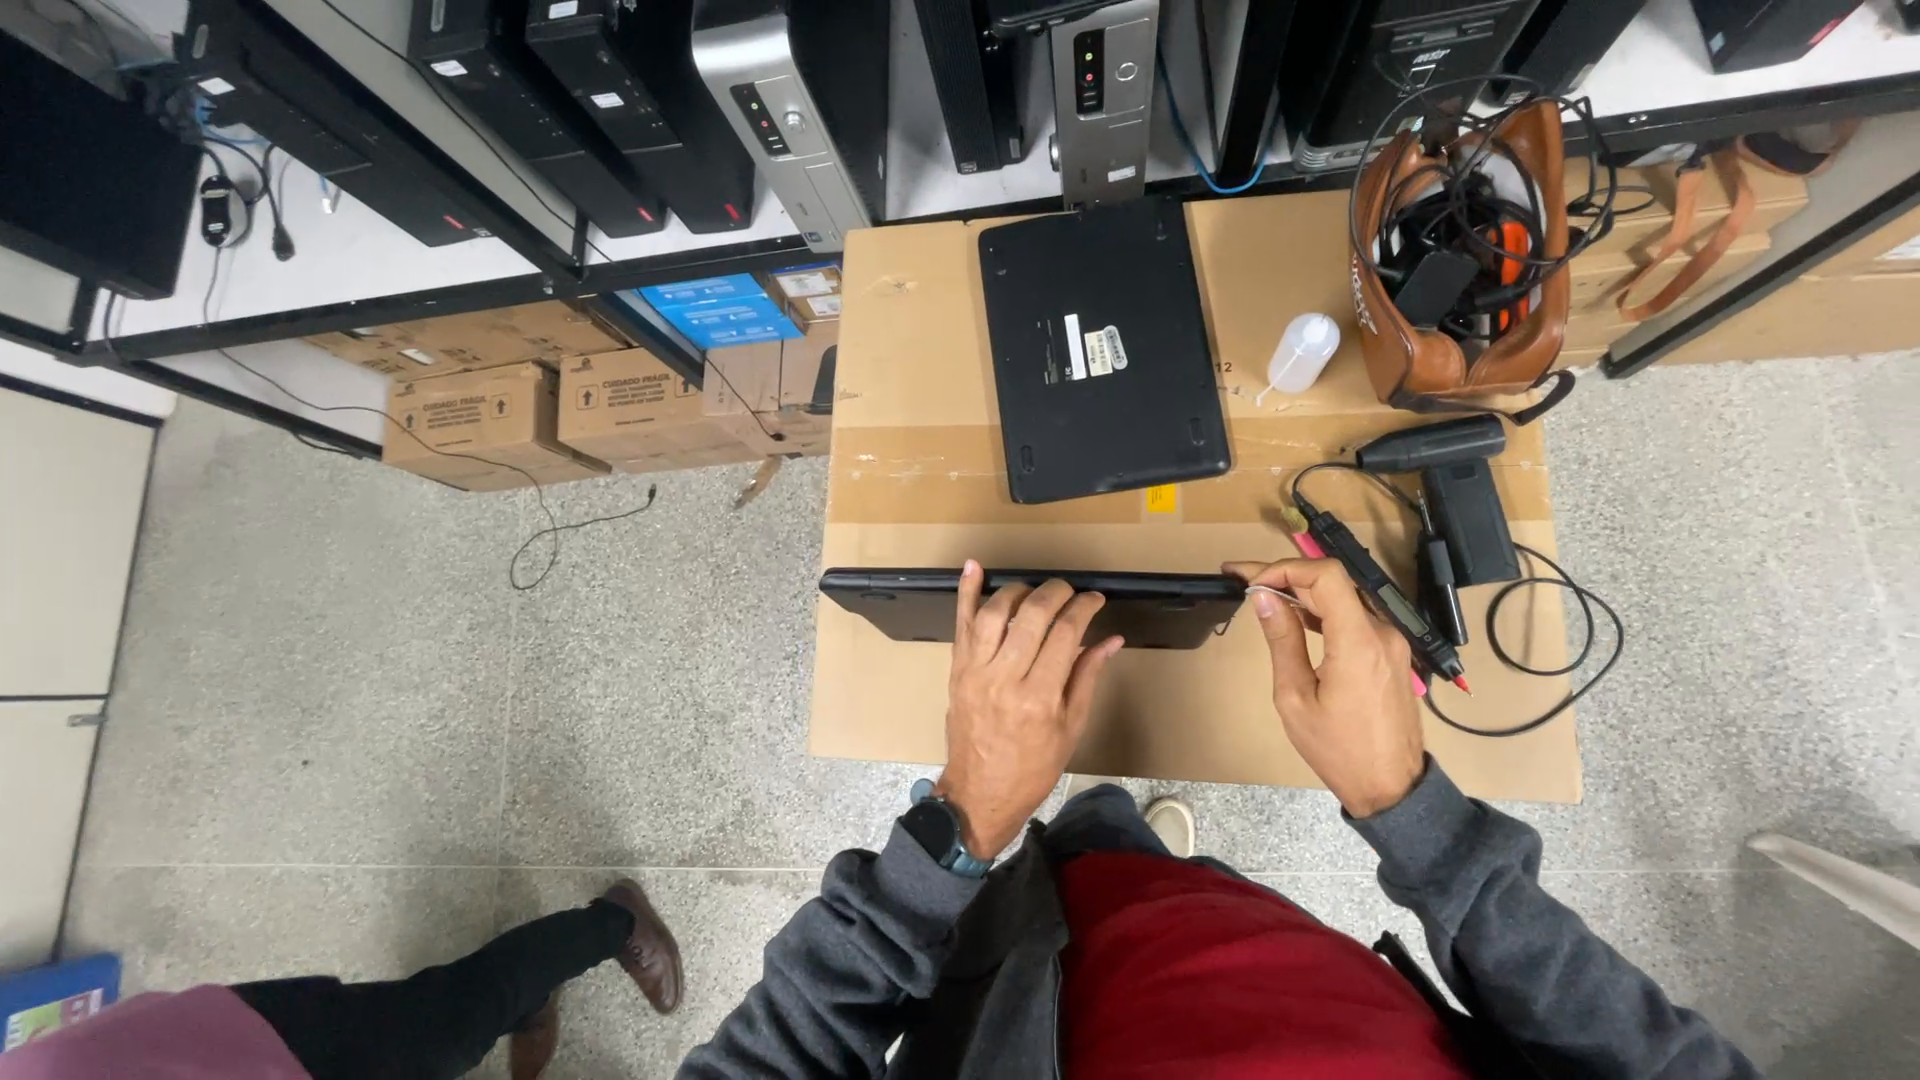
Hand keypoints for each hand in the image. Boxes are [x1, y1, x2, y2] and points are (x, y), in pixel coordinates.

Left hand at [938, 561, 1122, 856]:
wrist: (980, 792)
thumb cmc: (1032, 767)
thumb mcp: (1071, 728)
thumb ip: (1087, 677)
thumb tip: (1111, 639)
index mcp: (1039, 697)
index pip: (1066, 634)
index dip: (1084, 609)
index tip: (1095, 599)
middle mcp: (1004, 678)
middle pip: (1031, 616)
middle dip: (1056, 593)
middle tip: (1070, 591)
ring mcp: (975, 671)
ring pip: (994, 613)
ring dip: (1019, 592)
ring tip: (1036, 592)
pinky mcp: (956, 670)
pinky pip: (959, 624)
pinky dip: (965, 593)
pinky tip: (973, 567)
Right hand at [1224, 558, 1424, 817]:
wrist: (1391, 786)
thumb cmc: (1338, 750)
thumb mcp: (1295, 697)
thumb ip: (1282, 641)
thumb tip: (1263, 598)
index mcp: (1358, 643)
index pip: (1326, 576)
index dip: (1284, 568)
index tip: (1252, 582)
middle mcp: (1382, 633)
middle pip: (1332, 582)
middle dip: (1285, 575)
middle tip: (1241, 578)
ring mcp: (1390, 642)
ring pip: (1342, 598)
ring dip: (1301, 592)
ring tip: (1260, 594)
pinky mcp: (1390, 653)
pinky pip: (1353, 618)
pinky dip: (1321, 611)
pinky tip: (1292, 616)